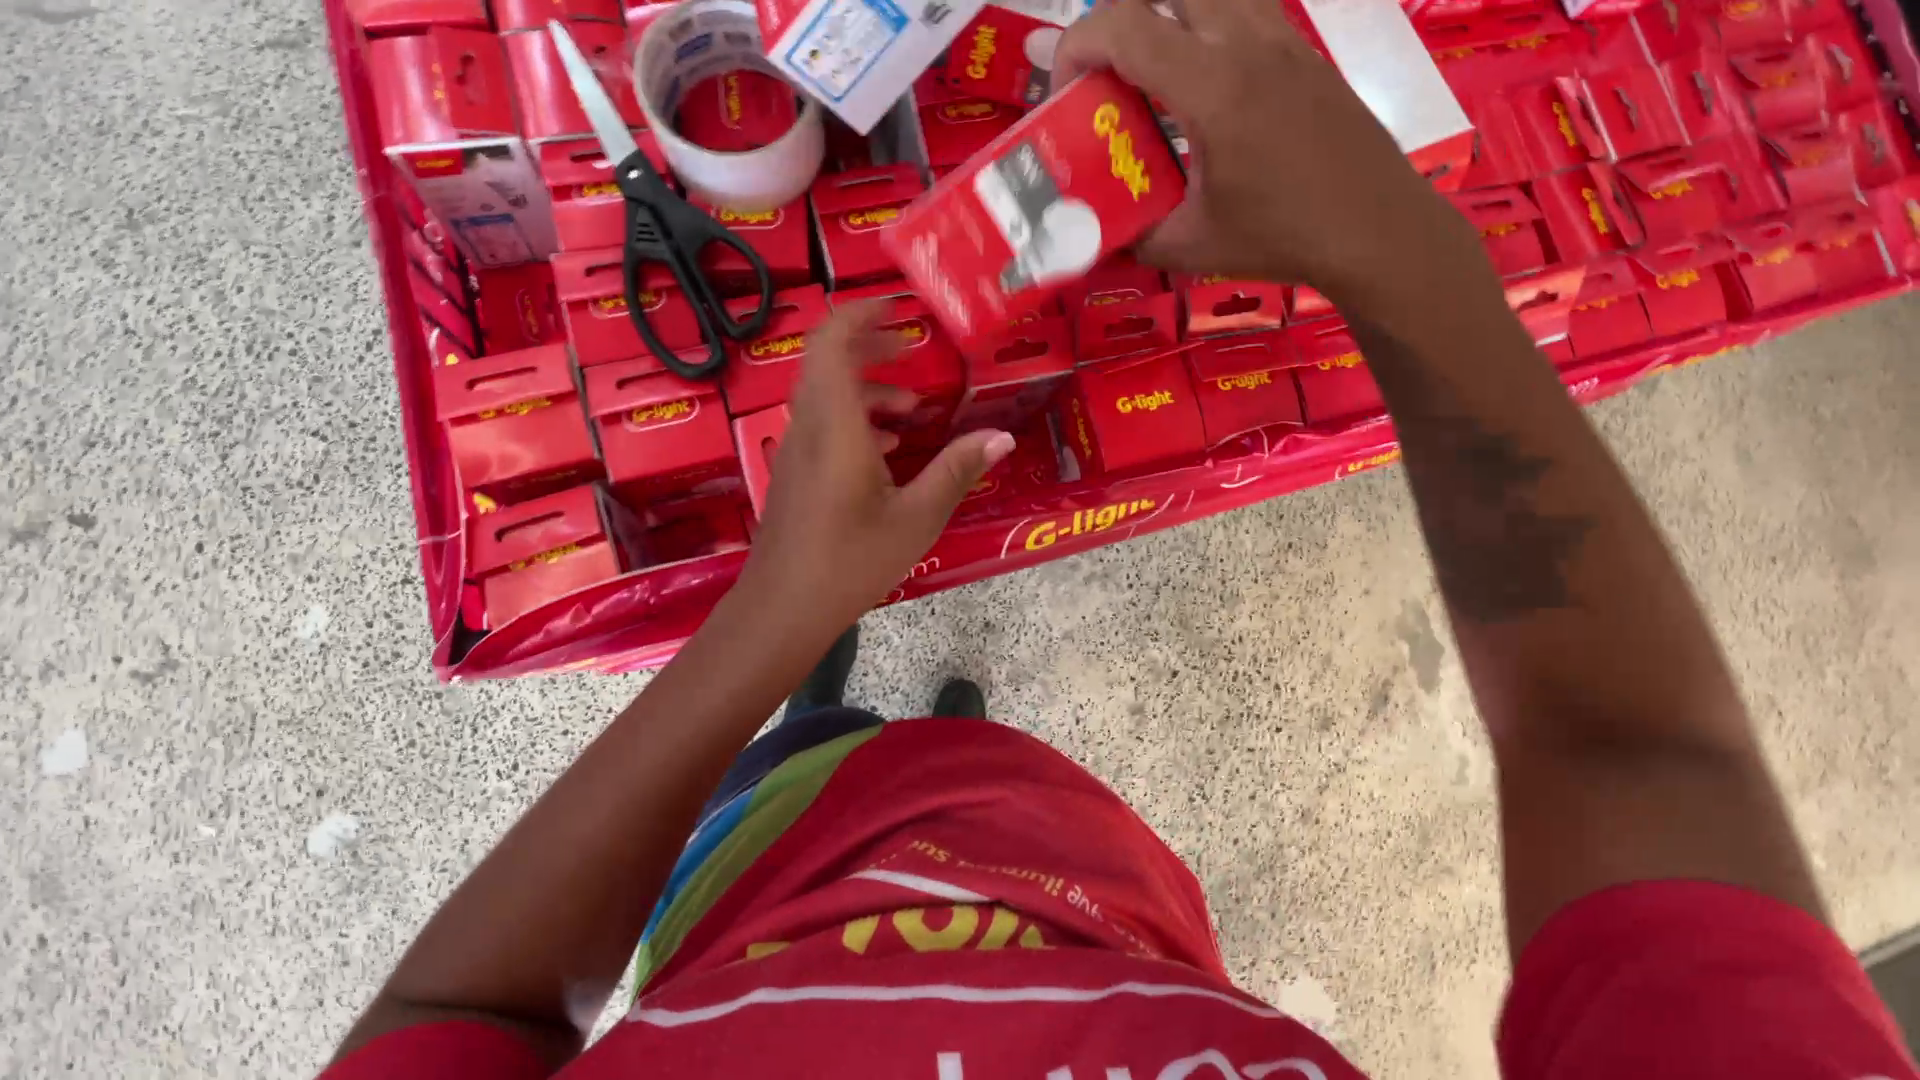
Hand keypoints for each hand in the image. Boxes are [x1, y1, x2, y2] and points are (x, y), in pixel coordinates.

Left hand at [737, 302, 1015, 626]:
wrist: (782, 609)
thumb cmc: (850, 561)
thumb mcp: (916, 518)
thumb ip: (956, 471)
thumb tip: (1000, 437)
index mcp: (835, 425)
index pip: (832, 342)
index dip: (860, 313)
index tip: (897, 306)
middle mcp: (809, 427)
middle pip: (827, 361)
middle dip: (870, 347)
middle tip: (911, 349)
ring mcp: (796, 451)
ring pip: (825, 395)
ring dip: (866, 388)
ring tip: (912, 408)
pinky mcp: (794, 474)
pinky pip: (822, 425)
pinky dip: (855, 419)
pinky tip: (888, 449)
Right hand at [1052, 0, 1480, 303]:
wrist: (1377, 229)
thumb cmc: (1283, 239)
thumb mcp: (1190, 247)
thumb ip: (1130, 233)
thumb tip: (1089, 232)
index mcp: (1214, 89)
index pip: (1126, 25)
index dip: (1077, 44)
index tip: (1065, 89)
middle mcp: (1247, 43)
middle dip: (1118, 21)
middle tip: (1106, 76)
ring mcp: (1281, 38)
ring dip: (1165, 18)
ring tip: (1149, 78)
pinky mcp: (1301, 50)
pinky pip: (1241, 9)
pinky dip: (1204, 29)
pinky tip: (1200, 90)